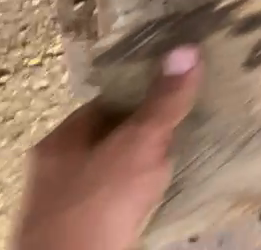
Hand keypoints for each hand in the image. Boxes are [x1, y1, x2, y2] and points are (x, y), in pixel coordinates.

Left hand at [15, 46, 201, 249]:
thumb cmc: (102, 196)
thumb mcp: (140, 142)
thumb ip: (165, 98)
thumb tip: (186, 47)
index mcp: (62, 138)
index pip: (112, 98)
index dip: (150, 86)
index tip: (188, 79)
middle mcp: (60, 161)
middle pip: (119, 126)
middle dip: (158, 116)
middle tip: (199, 105)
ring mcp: (72, 191)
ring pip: (125, 154)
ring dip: (157, 146)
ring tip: (196, 134)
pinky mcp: (90, 213)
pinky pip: (128, 180)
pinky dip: (152, 172)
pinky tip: (176, 170)